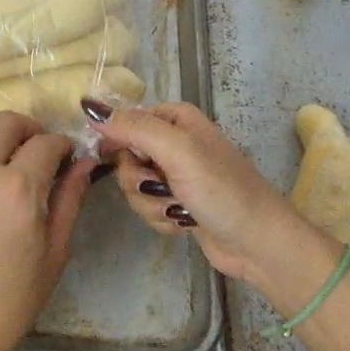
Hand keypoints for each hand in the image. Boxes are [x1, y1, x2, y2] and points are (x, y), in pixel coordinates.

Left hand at [0, 111, 96, 350]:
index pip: (46, 143)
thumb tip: (84, 161)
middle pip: (4, 122)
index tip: (65, 157)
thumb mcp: (56, 249)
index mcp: (16, 186)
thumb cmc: (14, 296)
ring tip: (0, 168)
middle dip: (27, 130)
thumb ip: (70, 197)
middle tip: (35, 152)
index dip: (62, 145)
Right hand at [85, 99, 315, 286]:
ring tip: (180, 210)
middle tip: (163, 188)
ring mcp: (175, 174)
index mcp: (175, 118)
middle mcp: (173, 141)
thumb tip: (89, 107)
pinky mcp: (177, 204)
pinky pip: (147, 208)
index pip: (124, 120)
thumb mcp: (178, 151)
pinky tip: (184, 223)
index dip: (120, 144)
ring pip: (133, 186)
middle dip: (138, 181)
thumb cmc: (222, 189)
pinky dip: (161, 219)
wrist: (259, 243)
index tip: (132, 162)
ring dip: (151, 204)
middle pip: (125, 157)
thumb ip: (134, 127)